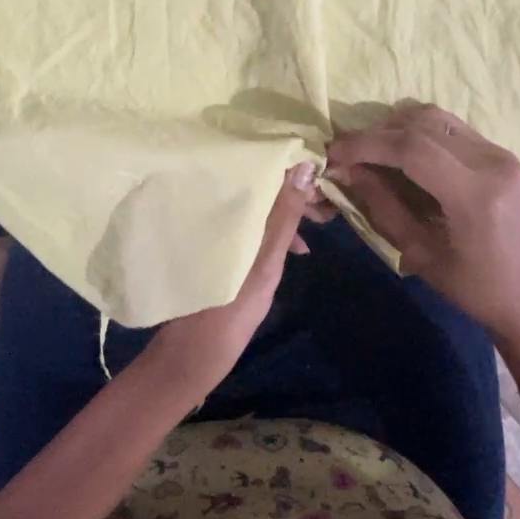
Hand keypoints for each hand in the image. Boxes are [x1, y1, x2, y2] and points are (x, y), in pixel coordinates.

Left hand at [148, 163, 315, 391]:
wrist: (195, 351)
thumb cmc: (234, 306)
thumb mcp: (267, 261)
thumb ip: (284, 216)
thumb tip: (301, 167)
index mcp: (227, 211)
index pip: (260, 171)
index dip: (290, 167)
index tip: (321, 172)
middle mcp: (218, 214)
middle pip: (260, 188)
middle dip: (293, 190)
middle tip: (324, 206)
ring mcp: (218, 234)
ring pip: (259, 208)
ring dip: (287, 211)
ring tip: (317, 226)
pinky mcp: (221, 251)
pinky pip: (253, 228)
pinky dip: (275, 232)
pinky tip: (295, 249)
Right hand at [326, 104, 519, 338]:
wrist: (516, 286)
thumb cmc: (464, 281)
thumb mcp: (414, 248)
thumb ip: (379, 202)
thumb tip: (343, 168)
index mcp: (474, 196)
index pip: (412, 149)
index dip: (367, 145)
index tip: (334, 153)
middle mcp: (492, 164)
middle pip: (420, 126)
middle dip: (374, 135)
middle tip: (345, 153)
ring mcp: (499, 153)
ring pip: (432, 117)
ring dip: (393, 127)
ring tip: (369, 149)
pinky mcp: (497, 150)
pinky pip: (445, 125)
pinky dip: (413, 130)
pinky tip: (396, 150)